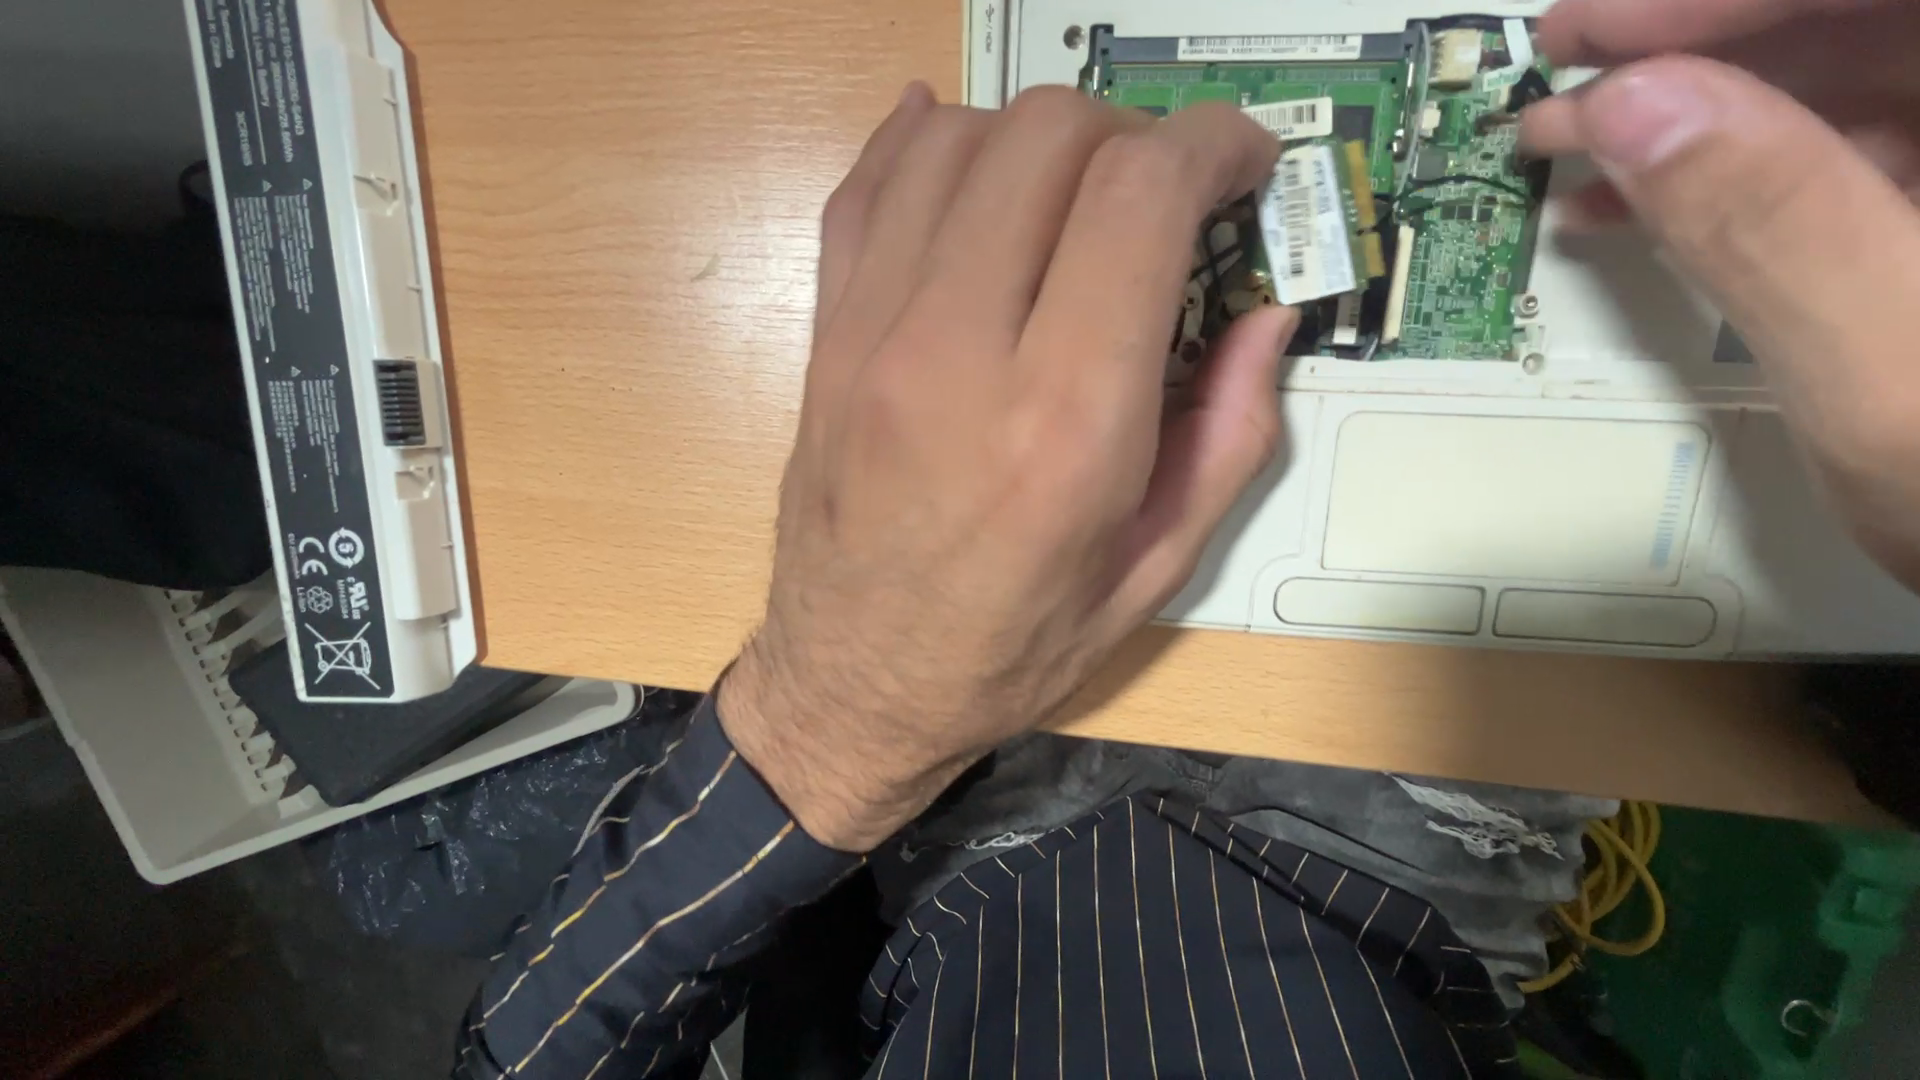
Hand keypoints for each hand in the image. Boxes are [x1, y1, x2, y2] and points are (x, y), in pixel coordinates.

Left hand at [718, 84, 1295, 850]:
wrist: (853, 686)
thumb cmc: (1008, 650)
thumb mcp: (1151, 571)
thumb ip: (1230, 431)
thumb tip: (1266, 310)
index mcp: (1065, 422)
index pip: (1140, 196)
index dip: (1212, 146)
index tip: (1240, 166)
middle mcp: (958, 355)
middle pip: (1049, 137)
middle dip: (1130, 136)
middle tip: (1157, 196)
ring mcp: (871, 336)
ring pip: (956, 140)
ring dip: (1036, 140)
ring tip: (1069, 198)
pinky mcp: (824, 339)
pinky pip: (865, 189)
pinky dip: (926, 146)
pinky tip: (969, 163)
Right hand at [1520, 0, 1919, 588]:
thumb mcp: (1897, 383)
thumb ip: (1770, 230)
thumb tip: (1626, 111)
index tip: (1588, 33)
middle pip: (1880, 12)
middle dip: (1702, 43)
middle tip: (1558, 78)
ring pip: (1867, 67)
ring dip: (1703, 105)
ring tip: (1571, 150)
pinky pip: (1864, 139)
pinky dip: (1737, 166)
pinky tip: (1637, 199)